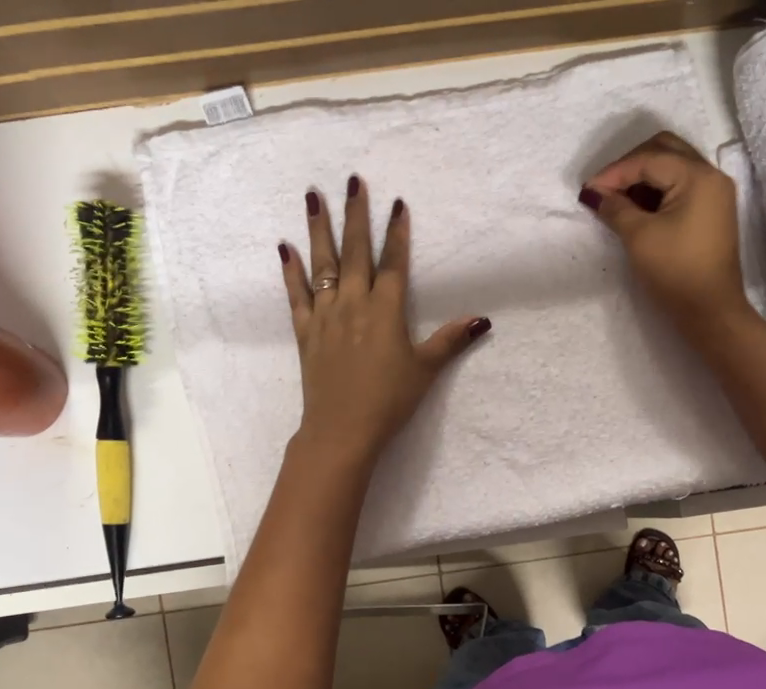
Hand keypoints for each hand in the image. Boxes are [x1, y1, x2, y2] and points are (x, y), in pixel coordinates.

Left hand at [280, 176, 489, 457]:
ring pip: (321, 264)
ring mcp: (326, 316)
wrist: (342, 429)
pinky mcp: (306, 333)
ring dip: (318, 228)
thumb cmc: (389, 401)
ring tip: (313, 195)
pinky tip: (284, 247)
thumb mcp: (425, 370)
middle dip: (355, 215)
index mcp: (386, 311)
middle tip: (352, 181)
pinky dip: (290, 271)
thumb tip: (481, 319)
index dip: (397, 233)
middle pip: (355, 252)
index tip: (397, 203)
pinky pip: (296, 295)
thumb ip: (450, 341)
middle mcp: (354, 304)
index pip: (393, 263)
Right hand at [579, 132, 750, 333]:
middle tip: (605, 188)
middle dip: (630, 165)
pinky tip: (637, 207)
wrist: (710, 311)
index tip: (588, 190)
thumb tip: (595, 194)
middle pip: (664, 150)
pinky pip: (681, 185)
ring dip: (643, 176)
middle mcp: (711, 175)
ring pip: (673, 166)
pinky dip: (657, 190)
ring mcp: (715, 193)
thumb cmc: (675, 272)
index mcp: (697, 176)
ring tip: (618, 199)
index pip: (649, 159)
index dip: (614, 172)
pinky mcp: (712, 210)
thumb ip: (616, 209)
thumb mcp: (639, 238)